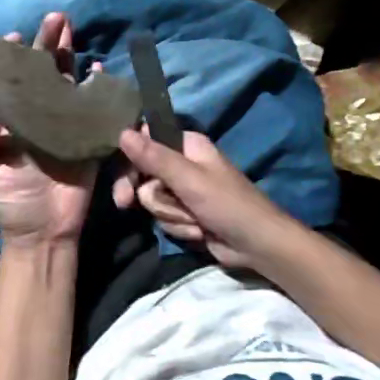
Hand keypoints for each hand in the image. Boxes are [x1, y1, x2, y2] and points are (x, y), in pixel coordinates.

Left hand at [0, 12, 98, 243]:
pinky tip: (97, 71)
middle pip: (44, 72)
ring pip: (67, 82)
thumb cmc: (8, 201)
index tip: (15, 37)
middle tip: (55, 17)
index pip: (13, 81)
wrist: (43, 232)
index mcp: (12, 120)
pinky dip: (98, 89)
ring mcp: (65, 123)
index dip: (14, 57)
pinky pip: (94, 109)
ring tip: (70, 29)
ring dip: (69, 55)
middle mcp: (39, 114)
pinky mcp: (88, 137)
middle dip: (47, 43)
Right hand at [114, 126, 299, 270]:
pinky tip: (198, 232)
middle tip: (125, 204)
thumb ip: (155, 158)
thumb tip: (122, 133)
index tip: (124, 176)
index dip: (131, 158)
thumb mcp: (189, 179)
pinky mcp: (185, 214)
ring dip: (169, 214)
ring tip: (194, 221)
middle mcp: (182, 163)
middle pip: (142, 173)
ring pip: (152, 199)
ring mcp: (183, 191)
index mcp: (186, 145)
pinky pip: (164, 217)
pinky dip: (178, 227)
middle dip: (145, 194)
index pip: (145, 140)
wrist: (258, 245)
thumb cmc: (228, 205)